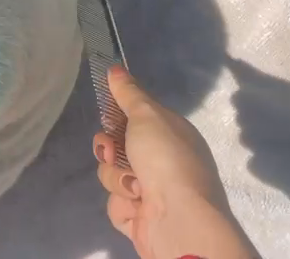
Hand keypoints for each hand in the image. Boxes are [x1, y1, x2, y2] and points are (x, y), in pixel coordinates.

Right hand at [93, 65, 258, 258]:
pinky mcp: (141, 219)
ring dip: (116, 176)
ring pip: (112, 172)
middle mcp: (164, 163)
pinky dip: (122, 203)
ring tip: (133, 185)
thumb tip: (115, 68)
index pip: (138, 117)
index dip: (120, 114)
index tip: (108, 112)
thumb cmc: (167, 159)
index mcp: (172, 136)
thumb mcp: (147, 115)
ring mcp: (152, 192)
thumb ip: (129, 93)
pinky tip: (136, 206)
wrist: (180, 221)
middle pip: (118, 144)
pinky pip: (116, 203)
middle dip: (108, 146)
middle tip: (110, 148)